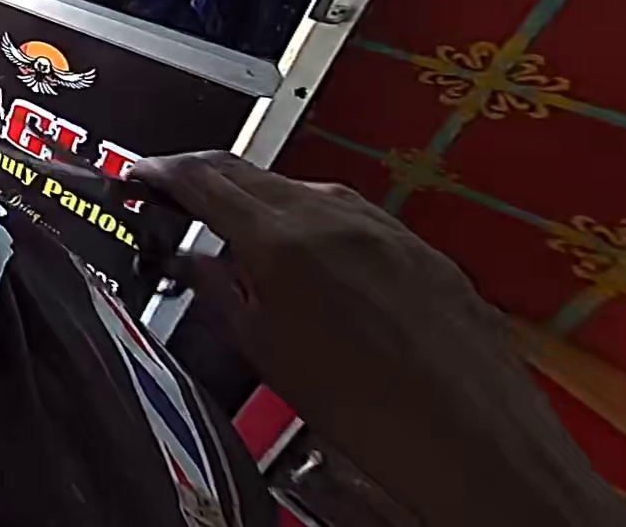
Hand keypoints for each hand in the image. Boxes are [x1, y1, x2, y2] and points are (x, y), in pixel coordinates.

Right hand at [130, 151, 625, 526]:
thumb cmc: (368, 414)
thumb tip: (186, 258)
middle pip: (238, 166)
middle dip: (194, 171)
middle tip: (168, 186)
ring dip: (247, 188)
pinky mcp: (415, 244)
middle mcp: (329, 218)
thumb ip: (211, 284)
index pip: (197, 177)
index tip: (138, 173)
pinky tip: (297, 241)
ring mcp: (378, 227)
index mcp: (279, 242)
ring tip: (229, 216)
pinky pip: (338, 204)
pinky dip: (299, 208)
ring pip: (287, 181)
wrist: (487, 459)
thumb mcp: (258, 344)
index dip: (157, 170)